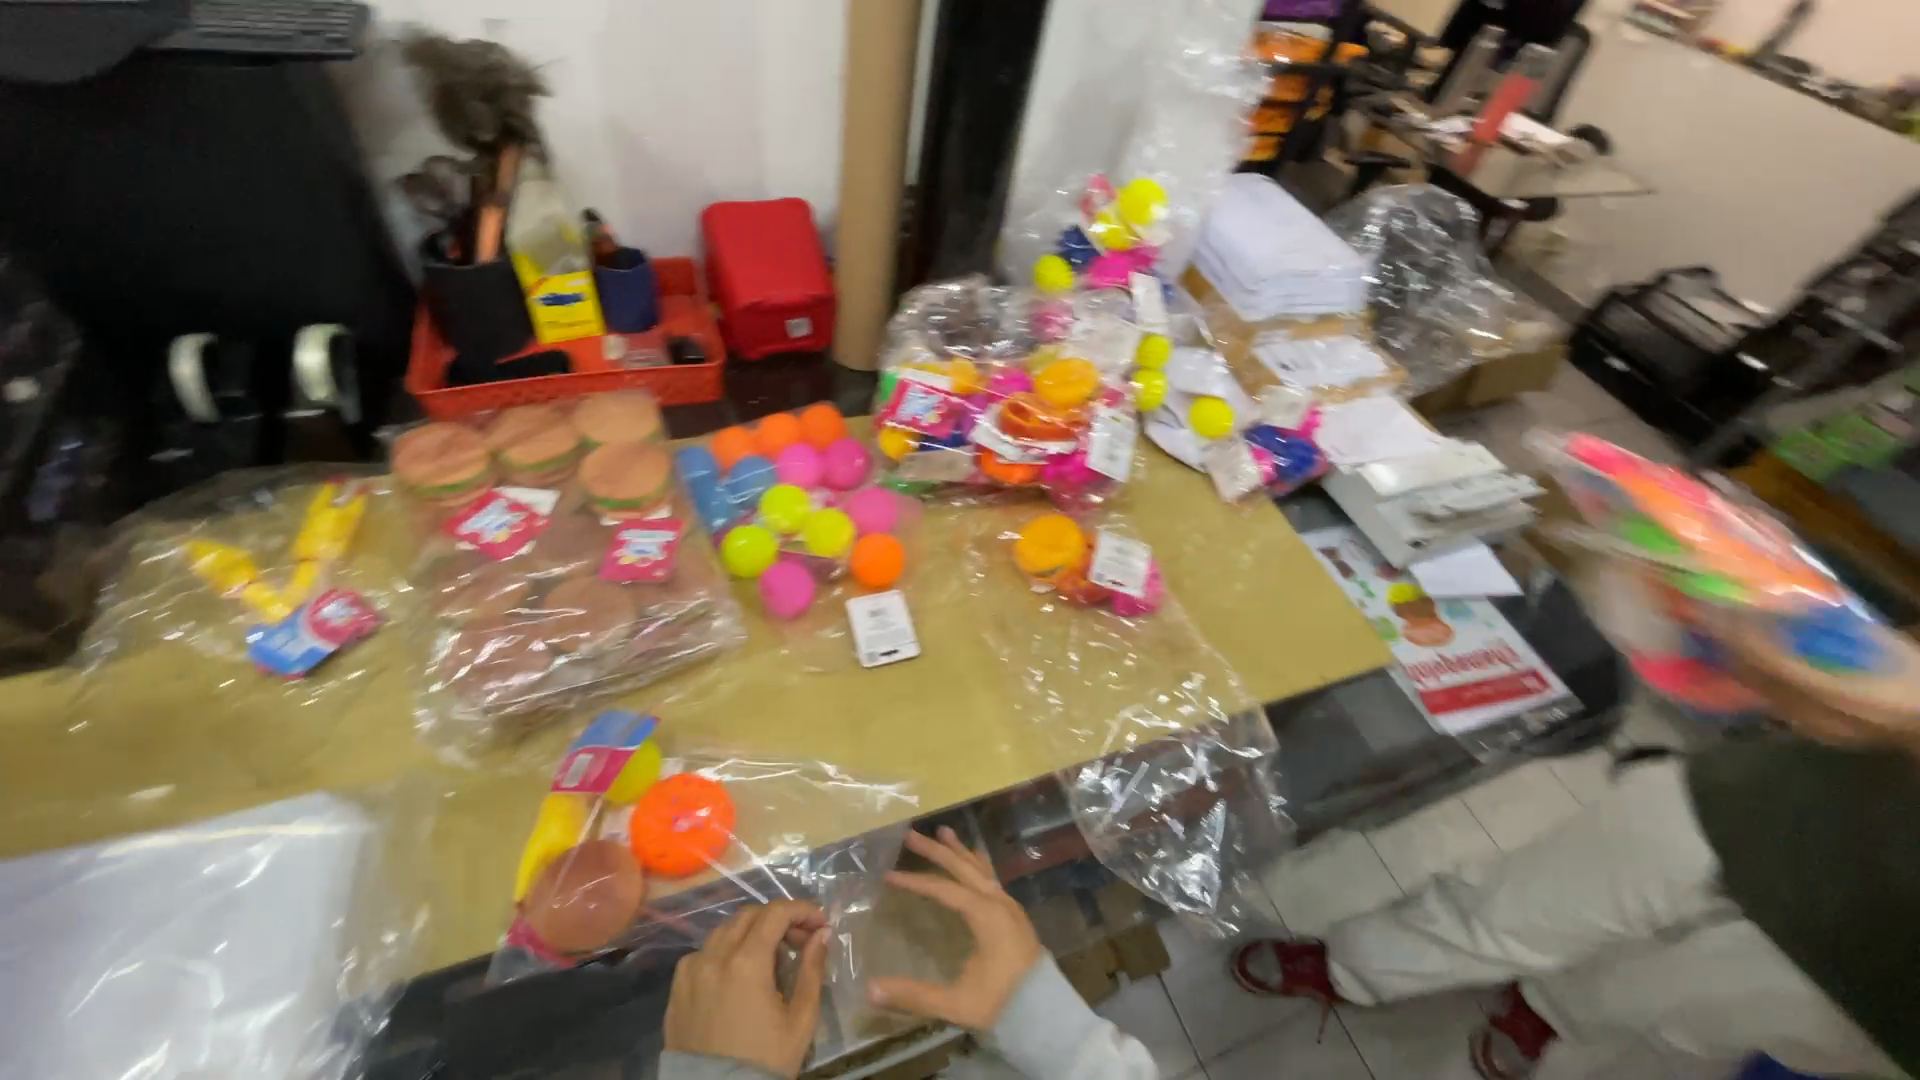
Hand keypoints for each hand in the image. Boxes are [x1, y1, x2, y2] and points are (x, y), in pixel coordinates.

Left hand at [664, 899, 829, 1078]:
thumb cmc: (765, 1060)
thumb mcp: (800, 1019)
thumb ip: (812, 969)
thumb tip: (822, 934)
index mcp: (747, 961)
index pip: (776, 912)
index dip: (802, 910)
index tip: (820, 924)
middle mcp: (715, 957)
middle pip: (750, 915)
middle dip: (779, 919)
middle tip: (800, 941)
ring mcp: (691, 971)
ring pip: (724, 930)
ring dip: (751, 932)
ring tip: (769, 956)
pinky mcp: (677, 988)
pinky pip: (703, 953)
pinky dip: (724, 951)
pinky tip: (736, 973)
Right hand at [867, 826, 1043, 1030]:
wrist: (1046, 1016)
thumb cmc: (1002, 1005)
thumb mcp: (956, 1003)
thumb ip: (913, 995)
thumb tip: (869, 990)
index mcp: (985, 914)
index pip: (943, 889)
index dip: (915, 881)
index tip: (888, 875)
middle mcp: (998, 901)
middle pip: (963, 867)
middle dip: (936, 850)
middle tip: (911, 834)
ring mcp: (1009, 906)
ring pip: (980, 868)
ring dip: (960, 851)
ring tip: (944, 831)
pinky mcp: (1014, 915)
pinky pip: (991, 878)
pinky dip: (977, 864)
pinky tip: (974, 861)